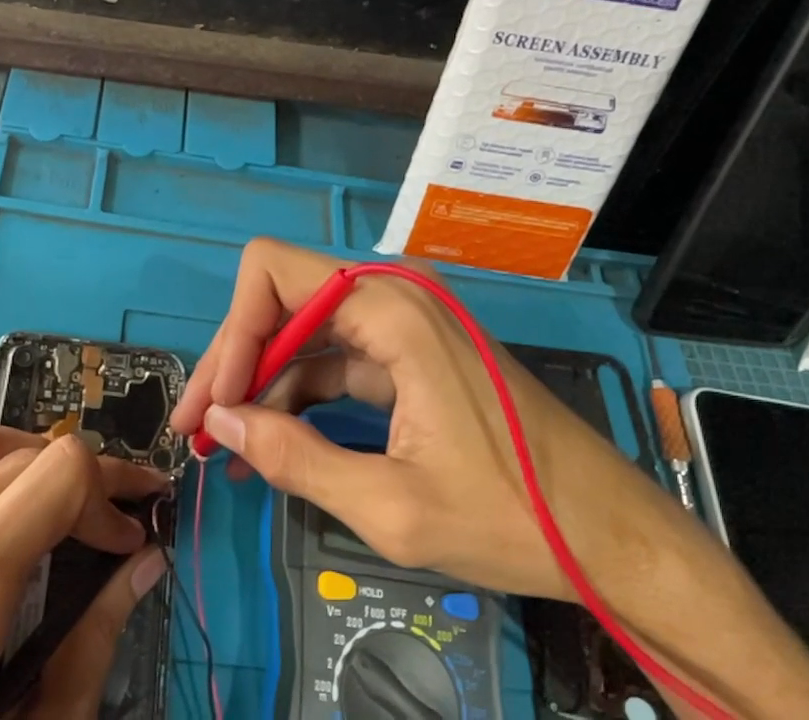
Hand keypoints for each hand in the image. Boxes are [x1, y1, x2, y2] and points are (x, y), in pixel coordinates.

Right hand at [170, 238, 667, 599]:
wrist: (610, 536)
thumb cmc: (511, 518)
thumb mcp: (391, 506)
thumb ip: (295, 458)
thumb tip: (219, 423)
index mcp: (393, 311)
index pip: (273, 273)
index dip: (231, 334)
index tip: (216, 406)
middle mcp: (395, 298)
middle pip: (281, 301)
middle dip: (234, 364)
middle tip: (199, 432)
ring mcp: (406, 325)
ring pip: (302, 333)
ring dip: (259, 385)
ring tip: (225, 449)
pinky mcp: (413, 355)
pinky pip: (335, 359)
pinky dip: (298, 397)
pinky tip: (271, 445)